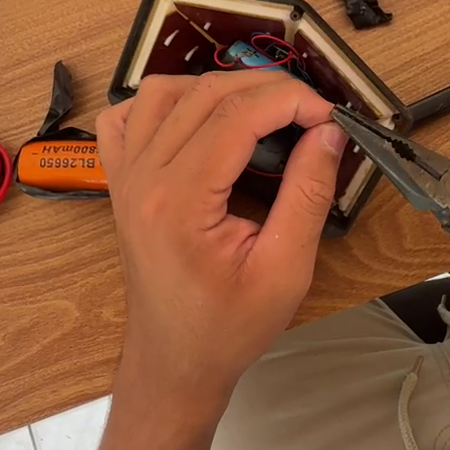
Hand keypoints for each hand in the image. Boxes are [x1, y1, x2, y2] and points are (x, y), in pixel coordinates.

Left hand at [95, 72, 345, 422]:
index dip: (290, 100)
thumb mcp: (286, 269)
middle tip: (309, 110)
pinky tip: (195, 120)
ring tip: (261, 109)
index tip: (329, 114)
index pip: (236, 114)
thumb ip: (309, 193)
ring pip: (161, 92)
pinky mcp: (120, 182)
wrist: (173, 363)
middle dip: (266, 87)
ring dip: (216, 86)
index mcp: (179, 200)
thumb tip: (328, 131)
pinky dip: (161, 104)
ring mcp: (124, 177)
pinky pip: (126, 118)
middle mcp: (142, 178)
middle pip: (203, 93)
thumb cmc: (228, 328)